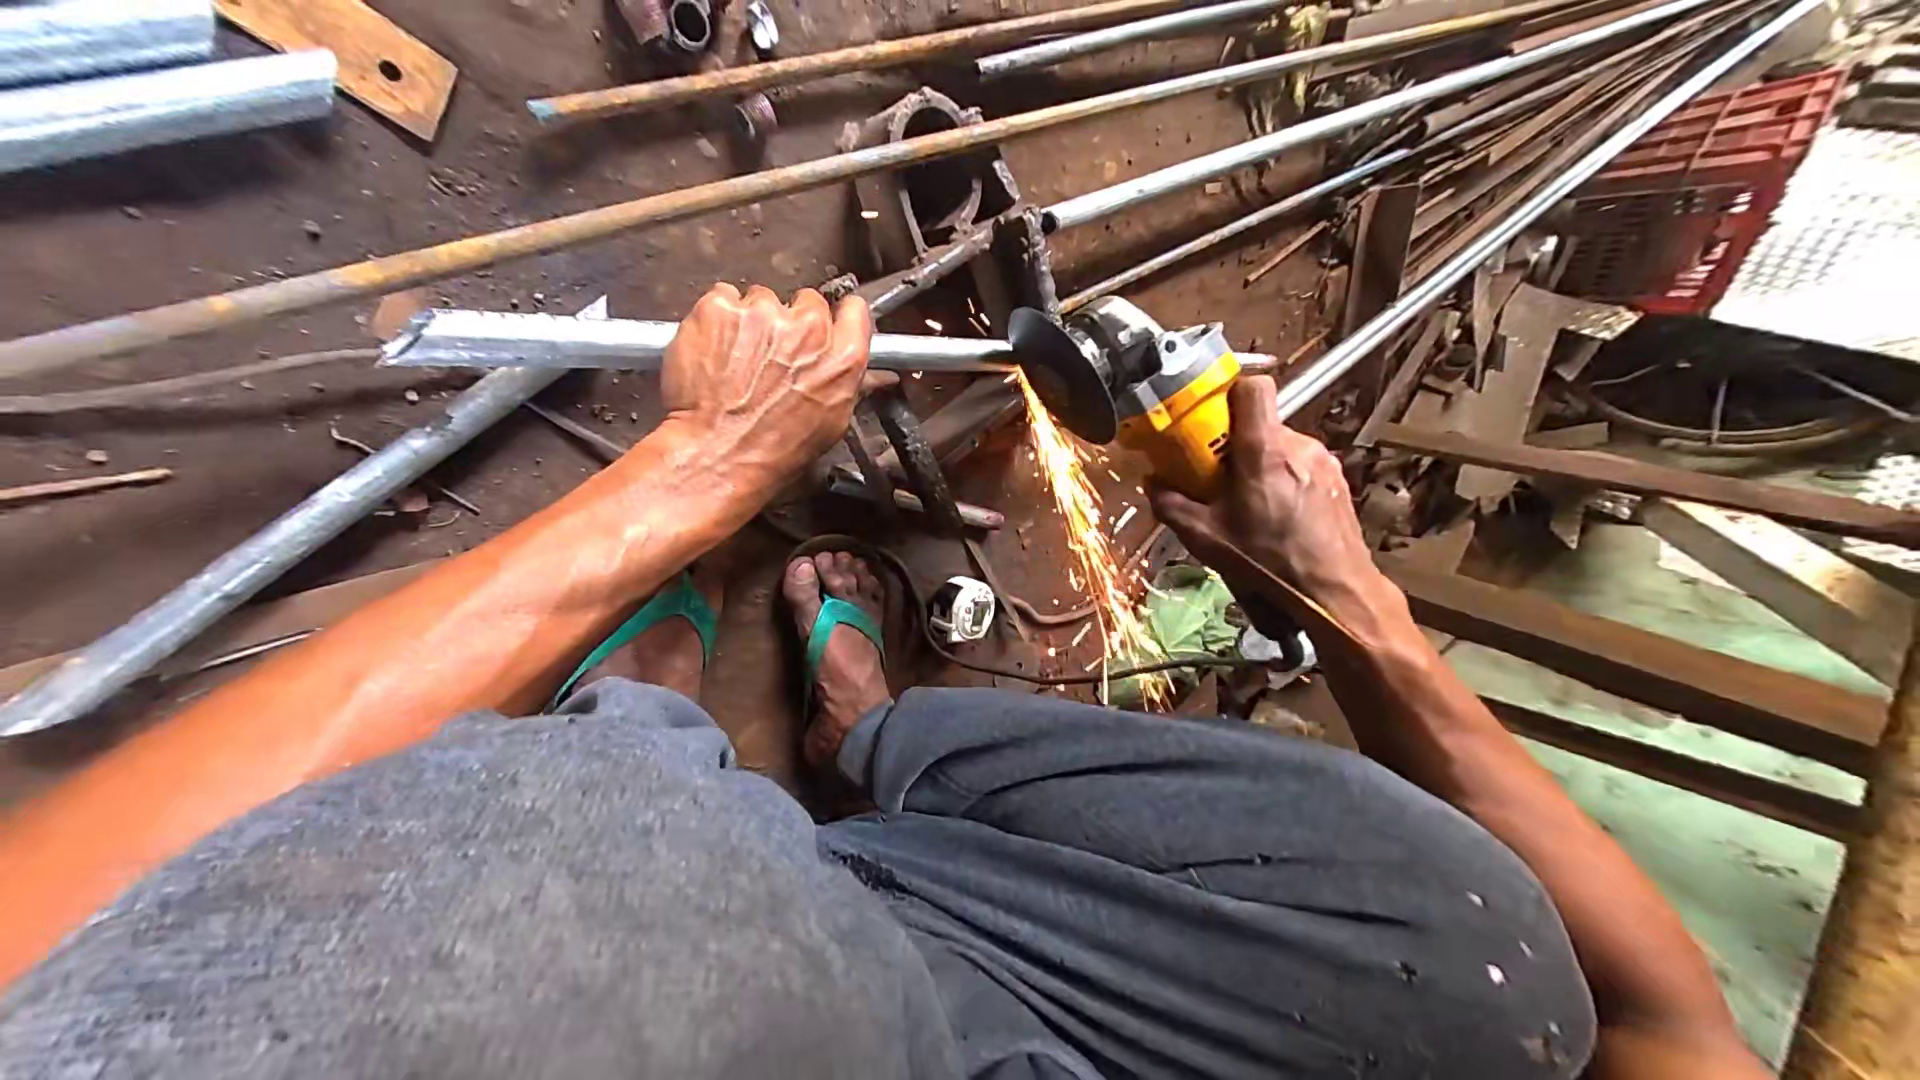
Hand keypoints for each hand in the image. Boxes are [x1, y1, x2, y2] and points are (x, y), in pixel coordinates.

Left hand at [660, 283, 872, 481]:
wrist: (719, 454)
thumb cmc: (774, 450)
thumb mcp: (831, 423)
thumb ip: (847, 383)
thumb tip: (872, 376)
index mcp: (842, 359)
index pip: (854, 310)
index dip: (839, 317)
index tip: (828, 324)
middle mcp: (808, 330)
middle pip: (807, 302)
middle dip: (792, 322)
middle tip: (774, 356)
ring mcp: (763, 315)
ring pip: (762, 300)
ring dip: (753, 322)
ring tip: (739, 361)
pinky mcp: (721, 309)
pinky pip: (722, 298)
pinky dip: (717, 320)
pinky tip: (716, 352)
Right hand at [1149, 376, 1399, 632]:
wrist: (1333, 591)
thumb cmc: (1268, 561)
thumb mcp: (1206, 537)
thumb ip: (1172, 505)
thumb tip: (1153, 485)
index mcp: (1264, 451)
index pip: (1253, 388)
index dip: (1228, 394)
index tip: (1208, 422)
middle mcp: (1299, 446)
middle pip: (1259, 423)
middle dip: (1234, 443)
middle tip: (1217, 477)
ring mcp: (1323, 461)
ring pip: (1280, 446)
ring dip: (1258, 463)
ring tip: (1247, 501)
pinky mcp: (1337, 479)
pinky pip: (1300, 464)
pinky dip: (1281, 478)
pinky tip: (1275, 513)